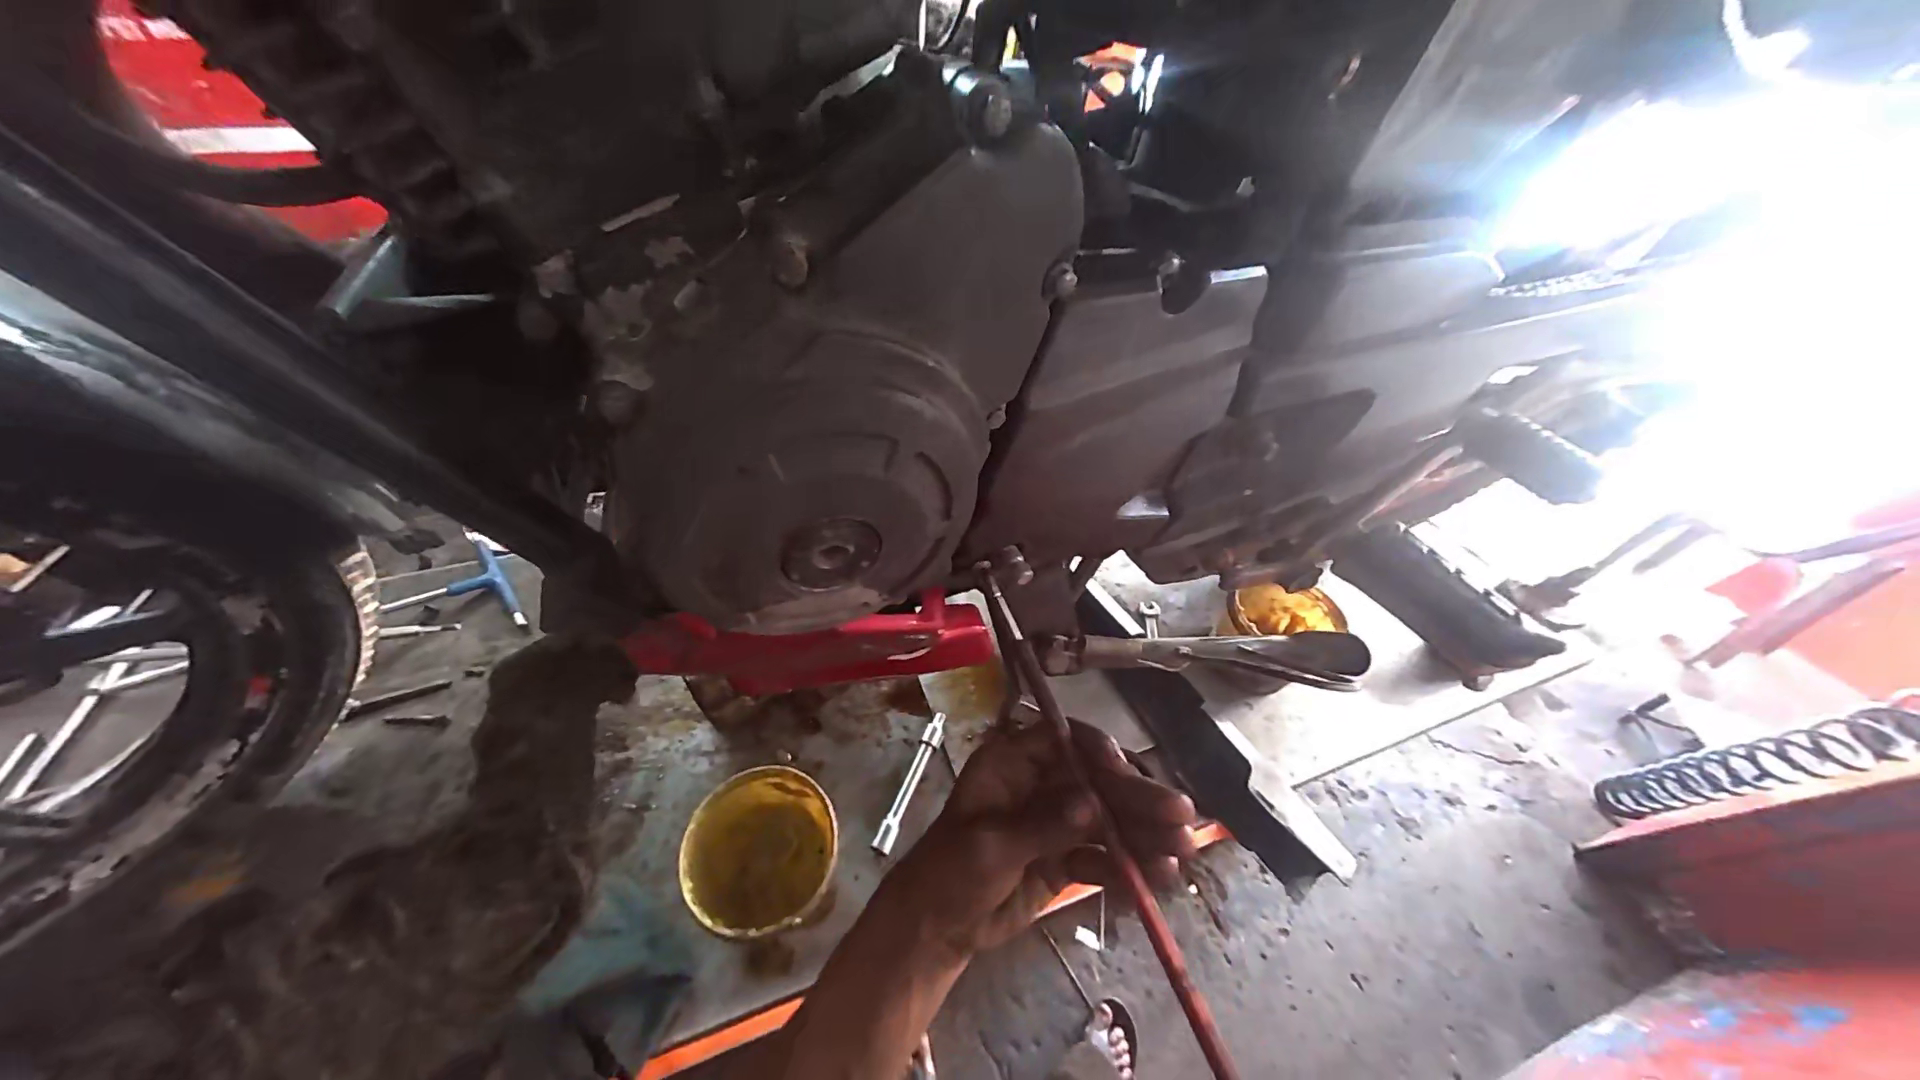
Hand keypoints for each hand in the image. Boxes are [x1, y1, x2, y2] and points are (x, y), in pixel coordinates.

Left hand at [889, 717, 1197, 956]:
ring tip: (1179, 854)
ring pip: (1105, 819)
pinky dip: (1126, 867)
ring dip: (1142, 835)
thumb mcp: (989, 847)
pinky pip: (1100, 855)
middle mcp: (1038, 784)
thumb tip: (1093, 805)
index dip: (1097, 750)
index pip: (1062, 741)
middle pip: (1094, 781)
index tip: (1127, 771)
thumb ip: (1042, 825)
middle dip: (1137, 798)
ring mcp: (1053, 821)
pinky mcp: (1063, 857)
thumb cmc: (949, 871)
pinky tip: (1155, 880)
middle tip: (1182, 817)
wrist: (936, 927)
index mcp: (1011, 763)